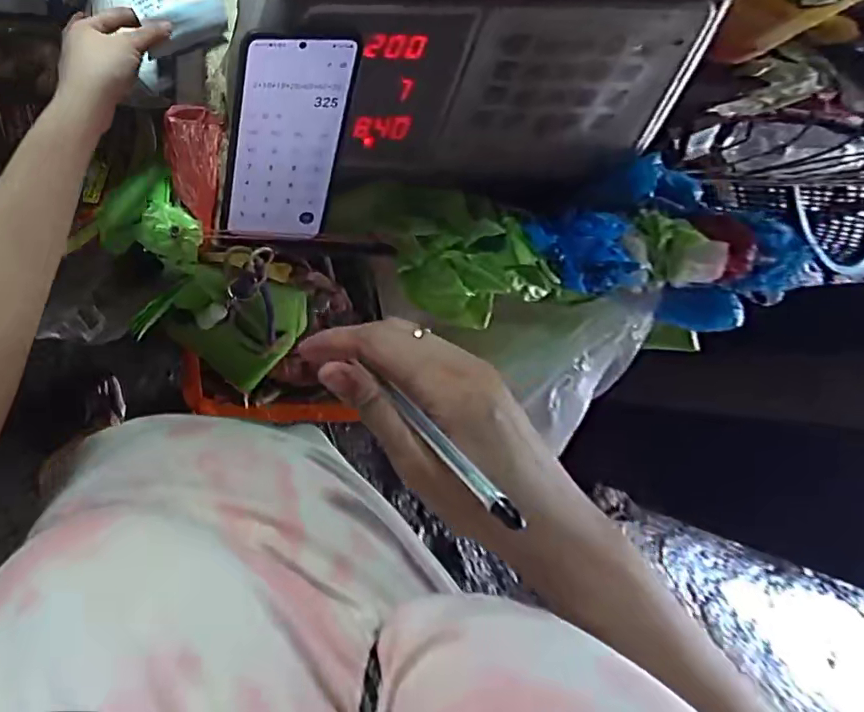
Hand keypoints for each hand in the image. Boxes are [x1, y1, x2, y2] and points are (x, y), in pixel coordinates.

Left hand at [53, 8, 172, 120]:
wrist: (85, 107)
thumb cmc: (104, 67)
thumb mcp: (130, 44)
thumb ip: (149, 33)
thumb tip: (167, 25)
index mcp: (83, 26)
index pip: (114, 13)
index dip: (137, 15)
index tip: (157, 20)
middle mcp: (76, 42)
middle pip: (109, 33)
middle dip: (130, 34)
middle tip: (152, 35)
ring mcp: (79, 64)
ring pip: (107, 53)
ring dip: (124, 53)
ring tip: (144, 52)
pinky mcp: (85, 84)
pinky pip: (106, 71)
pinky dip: (119, 69)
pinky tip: (130, 73)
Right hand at [296, 319, 610, 562]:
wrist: (561, 532)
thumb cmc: (483, 509)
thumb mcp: (416, 466)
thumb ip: (374, 409)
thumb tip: (329, 368)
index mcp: (448, 386)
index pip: (378, 341)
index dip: (335, 341)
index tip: (301, 353)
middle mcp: (465, 365)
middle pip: (393, 330)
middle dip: (349, 338)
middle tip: (315, 361)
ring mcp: (479, 368)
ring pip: (410, 335)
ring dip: (370, 342)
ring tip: (341, 367)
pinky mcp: (484, 379)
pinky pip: (428, 349)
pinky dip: (394, 352)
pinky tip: (381, 376)